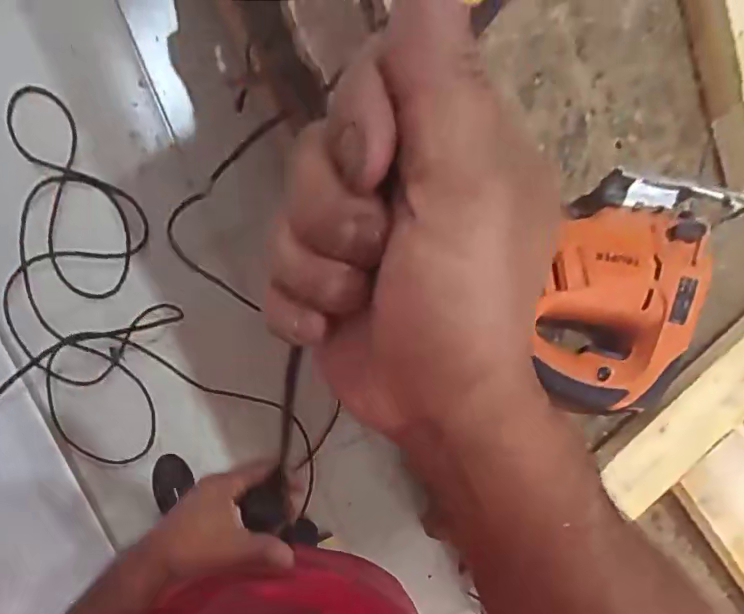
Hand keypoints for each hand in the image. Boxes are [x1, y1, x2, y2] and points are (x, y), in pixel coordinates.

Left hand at [132, 461, 296, 586]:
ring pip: (239, 498)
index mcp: (224, 484)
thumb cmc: (198, 546)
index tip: (300, 486)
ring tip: (277, 523)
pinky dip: (245, 517)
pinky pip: (229, 510)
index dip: (283, 475)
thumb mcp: (239, 548)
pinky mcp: (196, 517)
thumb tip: (291, 558)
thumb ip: (269, 549)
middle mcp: (213, 486)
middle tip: (291, 511)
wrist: (155, 563)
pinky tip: (253, 533)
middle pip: (251, 483)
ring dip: (259, 507)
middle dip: (274, 494)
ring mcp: (202, 501)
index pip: (260, 469)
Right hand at [263, 0, 560, 445]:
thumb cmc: (464, 304)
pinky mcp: (325, 289)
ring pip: (290, 209)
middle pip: (320, 143)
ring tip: (357, 298)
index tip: (378, 167)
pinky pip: (276, 270)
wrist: (438, 410)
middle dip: (335, 206)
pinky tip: (329, 329)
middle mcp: (403, 185)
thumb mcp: (467, 188)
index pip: (379, 73)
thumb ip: (442, 84)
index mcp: (450, 148)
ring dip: (318, 264)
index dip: (362, 114)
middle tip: (376, 251)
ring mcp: (358, 240)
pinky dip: (298, 305)